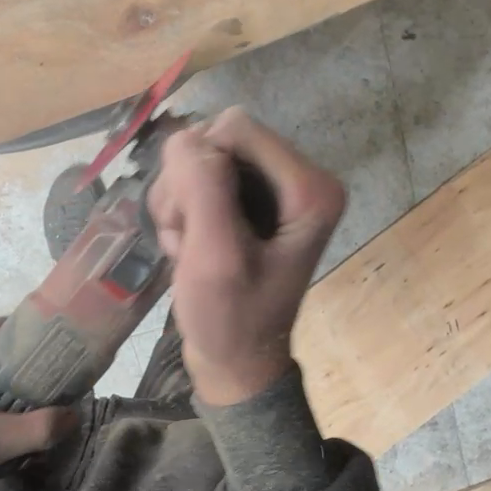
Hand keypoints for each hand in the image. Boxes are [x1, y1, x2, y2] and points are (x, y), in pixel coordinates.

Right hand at [147, 108, 345, 405]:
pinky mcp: (249, 203)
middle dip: (187, 188)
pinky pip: (198, 179)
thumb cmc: (230, 320)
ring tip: (187, 250)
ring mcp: (272, 190)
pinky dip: (182, 212)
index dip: (199, 167)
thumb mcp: (215, 258)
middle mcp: (299, 179)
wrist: (233, 364)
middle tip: (188, 239)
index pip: (235, 127)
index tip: (194, 222)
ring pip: (200, 158)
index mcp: (311, 188)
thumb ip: (205, 191)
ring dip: (179, 203)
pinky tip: (188, 249)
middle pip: (217, 139)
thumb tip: (186, 138)